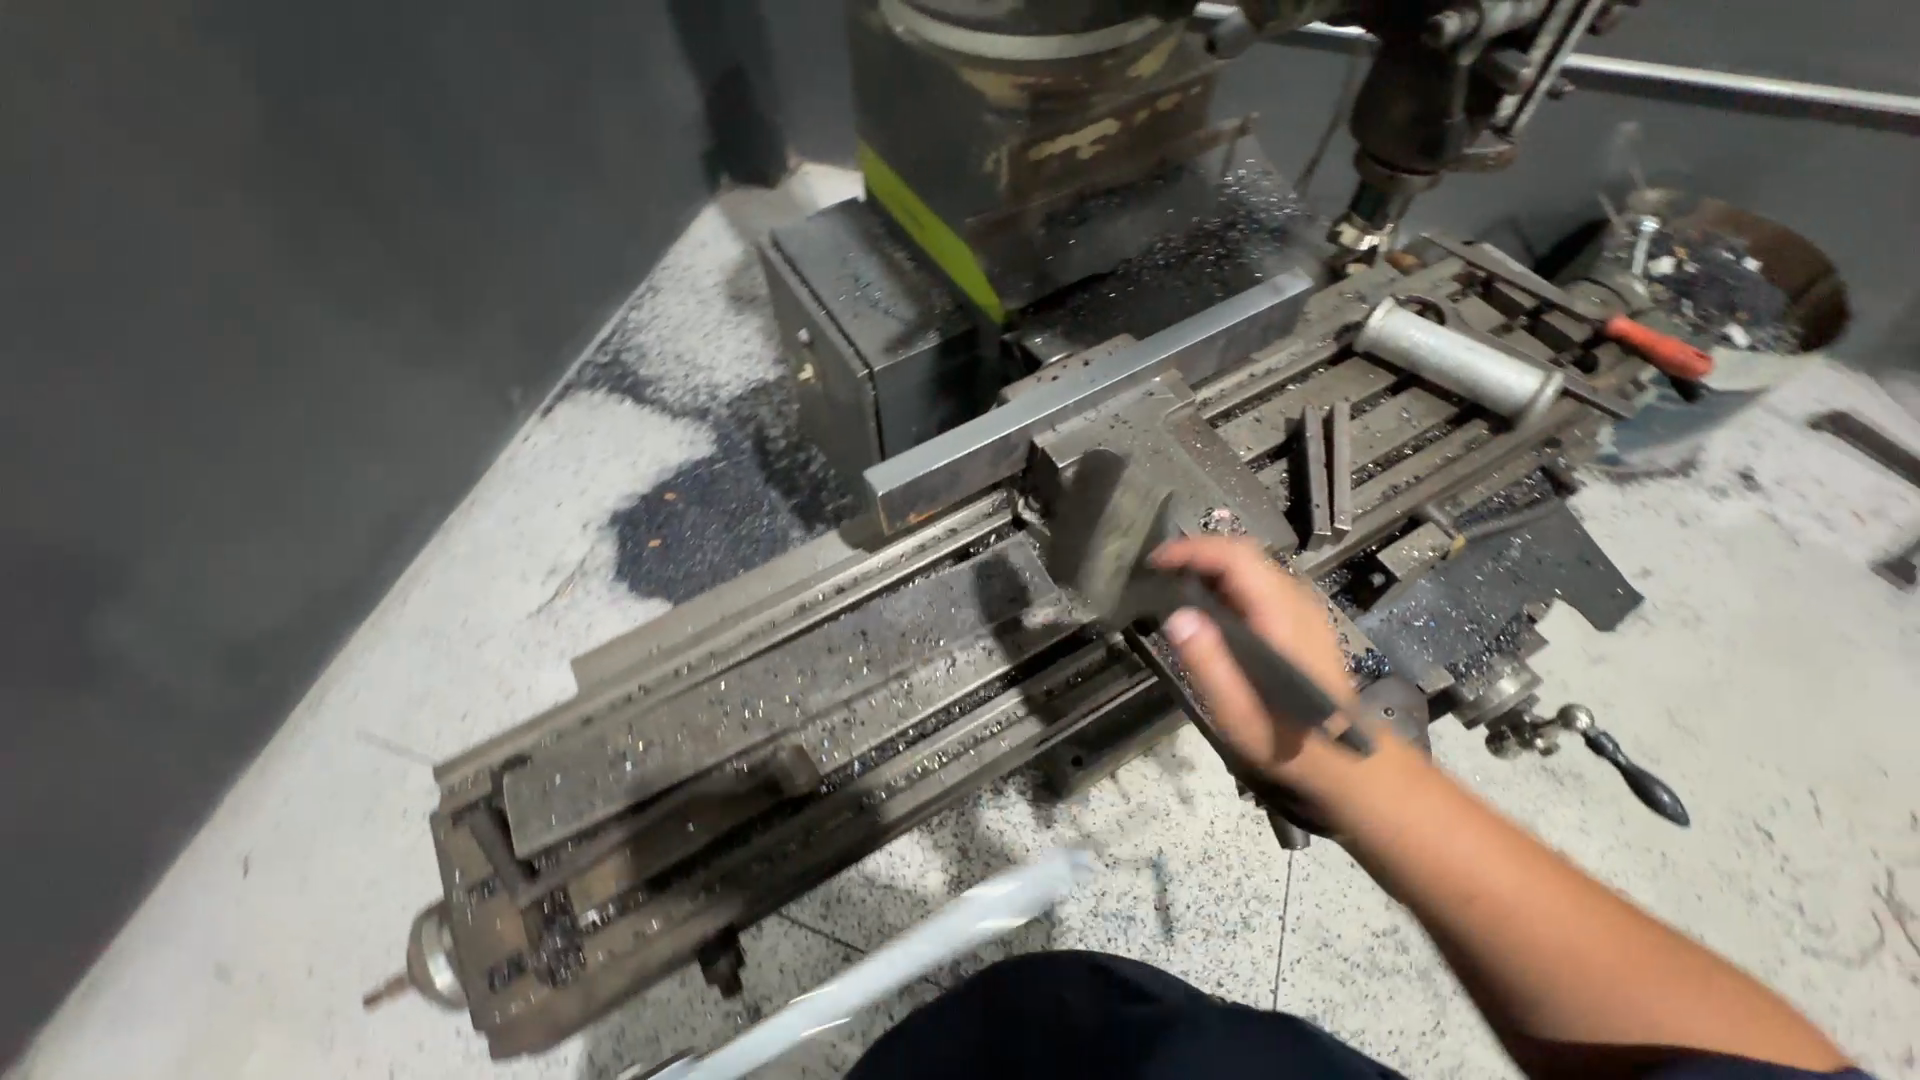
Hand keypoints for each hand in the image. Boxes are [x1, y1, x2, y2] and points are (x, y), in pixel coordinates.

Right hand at [1151, 536, 1356, 782]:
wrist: (1342, 759)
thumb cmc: (1285, 739)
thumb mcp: (1237, 713)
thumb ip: (1207, 663)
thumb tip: (1176, 616)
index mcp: (1281, 618)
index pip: (1236, 558)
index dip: (1193, 550)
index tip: (1156, 561)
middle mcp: (1297, 601)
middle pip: (1244, 554)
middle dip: (1198, 554)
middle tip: (1158, 574)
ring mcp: (1305, 607)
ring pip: (1253, 566)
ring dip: (1212, 568)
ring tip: (1174, 588)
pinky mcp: (1303, 618)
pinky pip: (1261, 583)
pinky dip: (1228, 582)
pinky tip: (1208, 608)